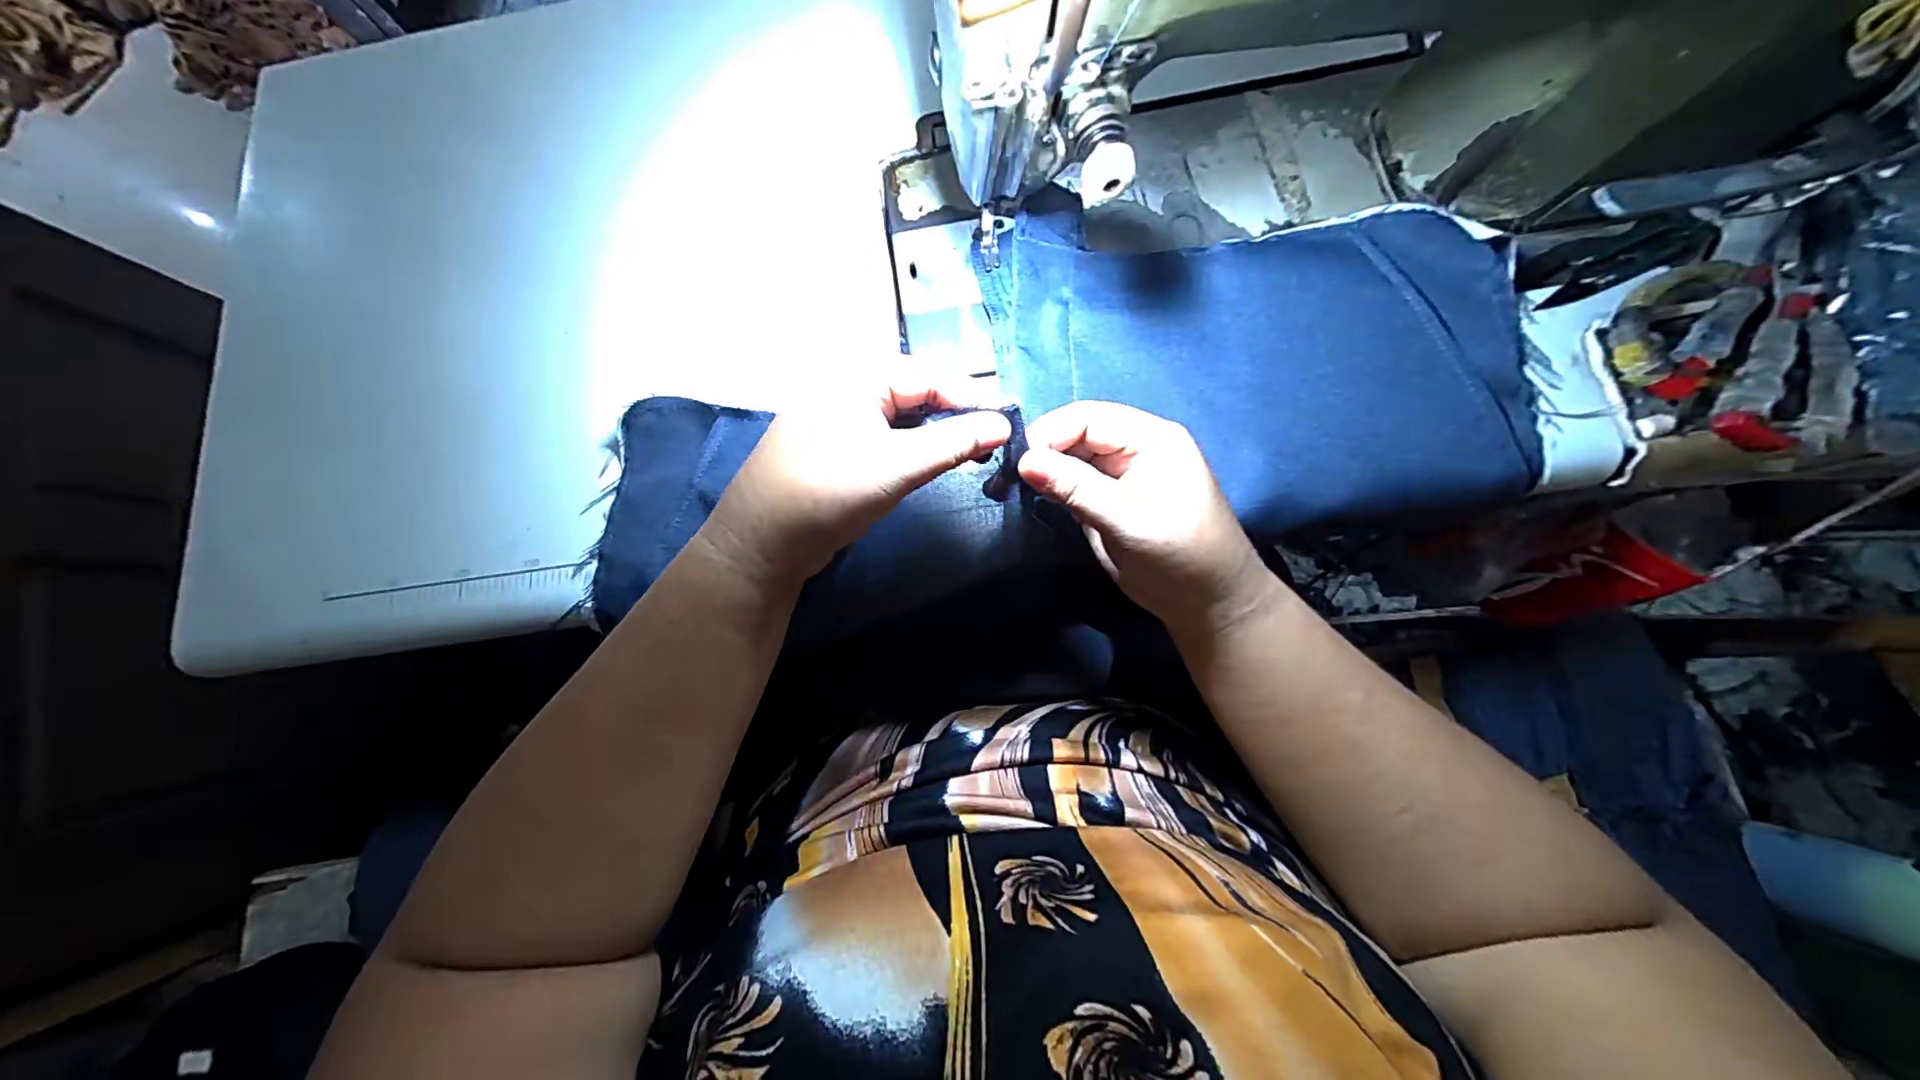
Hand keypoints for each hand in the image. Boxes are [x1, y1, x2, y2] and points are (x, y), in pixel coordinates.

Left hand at [695, 372, 1011, 588]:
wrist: (763, 542)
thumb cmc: (830, 493)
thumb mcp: (898, 465)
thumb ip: (954, 443)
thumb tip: (1003, 424)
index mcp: (857, 377)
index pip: (928, 377)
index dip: (970, 398)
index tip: (1007, 422)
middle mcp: (847, 390)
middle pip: (916, 394)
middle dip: (955, 416)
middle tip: (993, 441)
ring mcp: (839, 420)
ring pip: (902, 419)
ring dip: (936, 435)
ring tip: (972, 453)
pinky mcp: (837, 450)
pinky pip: (886, 439)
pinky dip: (913, 449)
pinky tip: (932, 464)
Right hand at [1018, 401, 1280, 631]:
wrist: (1209, 602)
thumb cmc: (1175, 555)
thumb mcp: (1123, 518)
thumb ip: (1073, 487)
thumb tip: (1024, 461)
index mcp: (1150, 438)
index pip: (1088, 417)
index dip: (1049, 433)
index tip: (1016, 462)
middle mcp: (1138, 446)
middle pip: (1079, 433)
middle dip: (1046, 452)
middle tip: (1013, 479)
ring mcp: (1127, 472)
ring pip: (1076, 458)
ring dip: (1050, 471)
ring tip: (1022, 489)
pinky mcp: (1116, 497)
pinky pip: (1081, 481)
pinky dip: (1060, 488)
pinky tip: (1044, 500)